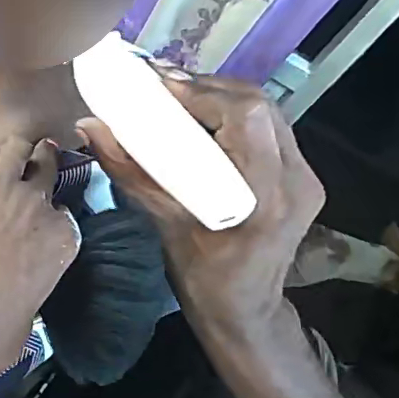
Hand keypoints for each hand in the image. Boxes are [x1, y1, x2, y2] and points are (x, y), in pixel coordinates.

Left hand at [0, 138, 78, 388]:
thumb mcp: (28, 312)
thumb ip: (30, 282)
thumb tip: (15, 283)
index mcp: (60, 239)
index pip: (63, 212)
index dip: (49, 212)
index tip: (39, 214)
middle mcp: (34, 203)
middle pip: (45, 165)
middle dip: (41, 160)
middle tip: (33, 158)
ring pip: (13, 149)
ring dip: (9, 152)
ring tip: (0, 154)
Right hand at [77, 72, 324, 352]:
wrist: (246, 310)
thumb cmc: (201, 276)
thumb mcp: (162, 222)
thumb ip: (129, 170)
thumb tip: (91, 126)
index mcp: (264, 194)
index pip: (245, 117)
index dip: (200, 93)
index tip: (158, 86)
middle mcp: (296, 177)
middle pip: (259, 105)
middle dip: (207, 88)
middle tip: (162, 87)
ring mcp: (306, 175)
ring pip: (268, 111)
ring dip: (221, 97)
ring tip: (177, 97)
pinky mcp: (302, 176)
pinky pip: (269, 128)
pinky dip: (233, 114)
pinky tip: (203, 118)